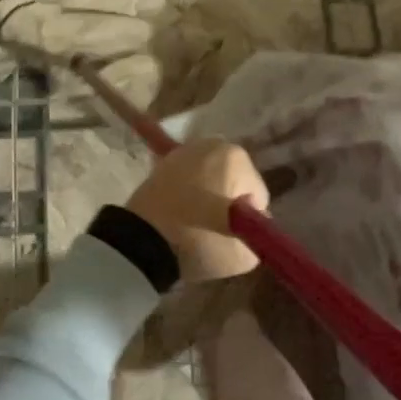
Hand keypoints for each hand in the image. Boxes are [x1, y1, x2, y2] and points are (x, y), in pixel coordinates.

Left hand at [125, 139, 268, 281]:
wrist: (142, 239)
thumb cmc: (198, 241)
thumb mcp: (244, 255)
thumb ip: (258, 237)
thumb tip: (249, 225)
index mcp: (236, 158)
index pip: (257, 195)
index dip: (250, 220)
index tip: (232, 235)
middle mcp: (213, 144)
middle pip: (235, 180)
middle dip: (230, 201)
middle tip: (216, 228)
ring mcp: (186, 149)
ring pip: (213, 177)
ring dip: (211, 194)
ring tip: (197, 221)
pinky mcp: (165, 160)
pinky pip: (191, 177)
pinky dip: (192, 190)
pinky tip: (183, 212)